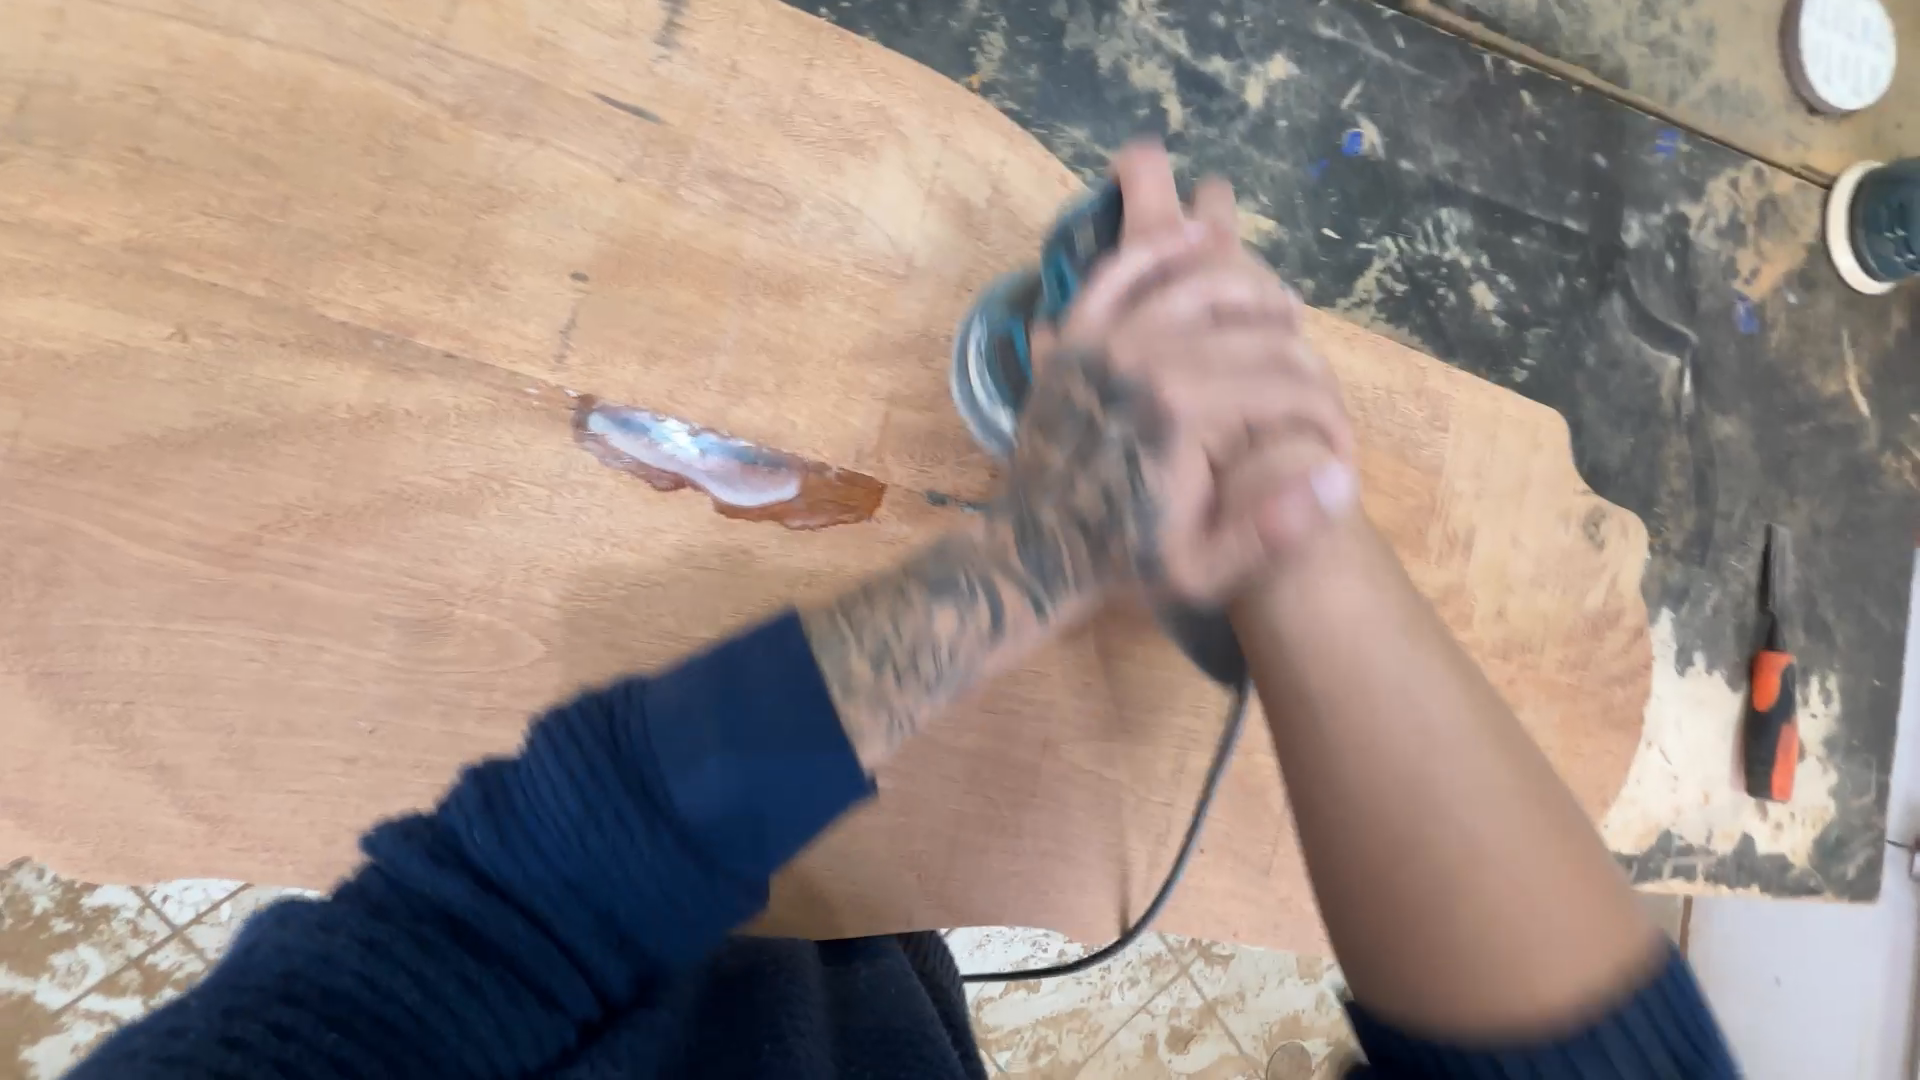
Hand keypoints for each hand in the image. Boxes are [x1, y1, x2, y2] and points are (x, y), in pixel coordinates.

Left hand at [801, 141, 1360, 767]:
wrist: (1033, 553)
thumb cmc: (1120, 563)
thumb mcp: (1202, 569)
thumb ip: (1274, 530)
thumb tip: (1343, 476)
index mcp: (1183, 413)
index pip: (1284, 385)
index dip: (1323, 411)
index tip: (1335, 439)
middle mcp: (1146, 360)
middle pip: (1249, 333)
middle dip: (1297, 355)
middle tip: (1312, 381)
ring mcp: (1102, 343)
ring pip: (1193, 288)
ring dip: (1247, 293)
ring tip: (1280, 310)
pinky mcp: (1073, 342)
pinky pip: (1115, 277)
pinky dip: (1156, 251)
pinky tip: (1193, 235)